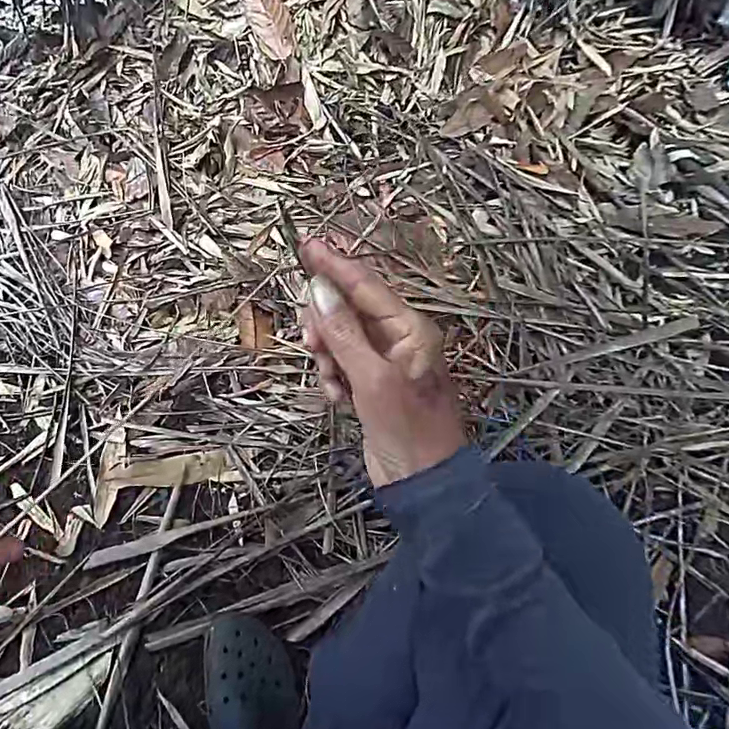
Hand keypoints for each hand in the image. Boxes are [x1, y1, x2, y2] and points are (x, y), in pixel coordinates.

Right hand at [299, 238, 465, 486]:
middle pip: (347, 310)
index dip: (334, 264)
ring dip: (326, 355)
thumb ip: (344, 333)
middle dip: (325, 323)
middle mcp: (398, 339)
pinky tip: (337, 397)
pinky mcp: (369, 383)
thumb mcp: (372, 380)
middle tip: (310, 341)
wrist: (422, 484)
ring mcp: (382, 362)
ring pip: (338, 337)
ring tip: (330, 379)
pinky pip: (339, 363)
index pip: (366, 285)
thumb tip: (318, 290)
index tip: (306, 244)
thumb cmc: (408, 431)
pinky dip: (332, 376)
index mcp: (411, 329)